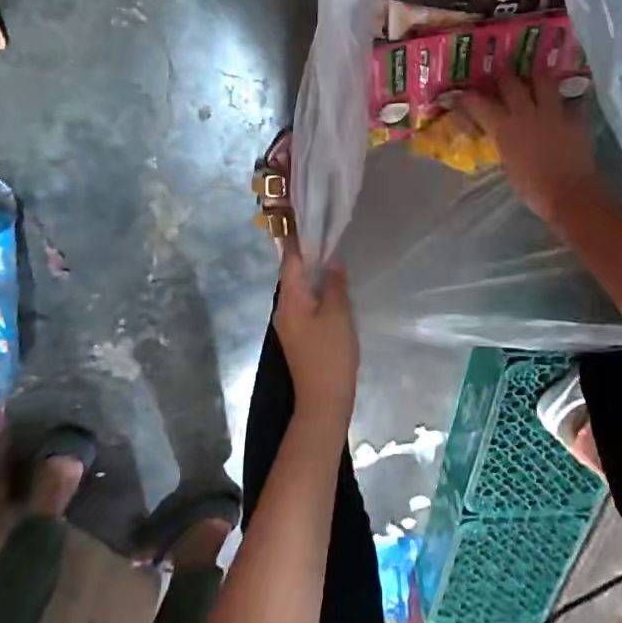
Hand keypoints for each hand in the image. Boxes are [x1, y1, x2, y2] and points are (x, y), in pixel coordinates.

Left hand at [273, 246, 358, 427]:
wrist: (323, 400)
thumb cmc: (330, 354)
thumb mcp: (338, 315)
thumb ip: (335, 285)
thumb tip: (333, 262)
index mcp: (290, 300)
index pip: (289, 261)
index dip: (299, 241)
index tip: (309, 222)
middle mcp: (283, 309)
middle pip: (292, 275)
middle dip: (308, 257)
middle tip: (328, 237)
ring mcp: (289, 325)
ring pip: (299, 291)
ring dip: (313, 276)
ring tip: (333, 259)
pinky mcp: (298, 337)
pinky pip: (304, 305)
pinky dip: (316, 293)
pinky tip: (332, 291)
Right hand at [460, 74, 600, 227]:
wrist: (569, 193)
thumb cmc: (532, 188)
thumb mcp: (507, 165)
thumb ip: (504, 144)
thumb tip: (503, 137)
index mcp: (503, 128)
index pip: (478, 104)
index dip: (469, 97)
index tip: (464, 93)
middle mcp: (525, 113)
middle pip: (510, 83)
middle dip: (502, 76)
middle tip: (500, 73)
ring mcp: (552, 112)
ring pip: (543, 81)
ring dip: (536, 77)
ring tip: (534, 75)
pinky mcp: (574, 117)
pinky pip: (569, 99)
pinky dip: (565, 98)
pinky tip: (564, 100)